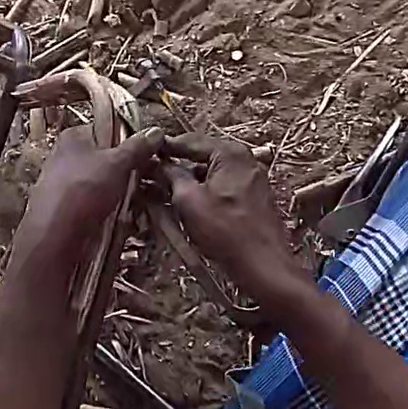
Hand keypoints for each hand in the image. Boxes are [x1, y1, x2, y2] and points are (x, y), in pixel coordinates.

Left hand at [12, 125, 163, 272]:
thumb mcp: (118, 163)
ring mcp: (63, 183)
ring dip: (124, 191)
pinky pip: (95, 202)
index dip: (131, 140)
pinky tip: (125, 217)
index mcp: (73, 137)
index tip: (151, 154)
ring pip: (103, 182)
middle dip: (130, 170)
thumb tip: (155, 131)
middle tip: (151, 180)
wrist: (55, 236)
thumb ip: (137, 147)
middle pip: (106, 158)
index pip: (108, 129)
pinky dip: (111, 208)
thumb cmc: (84, 190)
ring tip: (143, 201)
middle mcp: (65, 156)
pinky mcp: (66, 207)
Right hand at [157, 135, 312, 317]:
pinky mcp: (252, 197)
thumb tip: (159, 164)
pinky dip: (203, 192)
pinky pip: (220, 187)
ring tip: (163, 191)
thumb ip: (172, 176)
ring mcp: (251, 178)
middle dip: (175, 166)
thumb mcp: (189, 200)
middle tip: (150, 174)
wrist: (264, 267)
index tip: (143, 153)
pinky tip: (187, 205)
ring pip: (210, 173)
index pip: (188, 141)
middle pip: (200, 156)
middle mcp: (244, 160)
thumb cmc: (226, 232)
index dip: (163, 148)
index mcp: (230, 153)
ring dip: (188, 181)